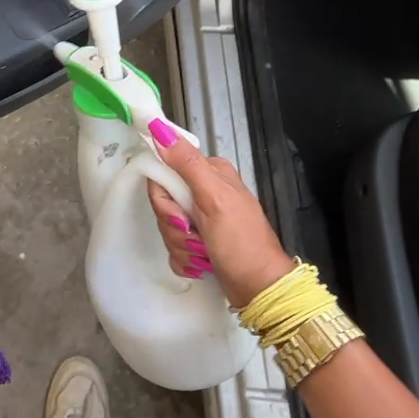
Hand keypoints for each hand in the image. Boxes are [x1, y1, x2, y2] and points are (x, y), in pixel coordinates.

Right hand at [145, 118, 295, 306]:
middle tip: (196, 235)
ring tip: (204, 253)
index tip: (182, 215)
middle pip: (163, 202)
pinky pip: (174, 245)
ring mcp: (201, 216)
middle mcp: (203, 190)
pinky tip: (202, 263)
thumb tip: (158, 127)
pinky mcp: (199, 240)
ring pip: (167, 226)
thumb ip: (186, 163)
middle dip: (175, 226)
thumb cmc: (241, 242)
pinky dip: (185, 258)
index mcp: (209, 172)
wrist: (260, 289)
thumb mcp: (214, 198)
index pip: (164, 172)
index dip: (165, 198)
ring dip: (182, 245)